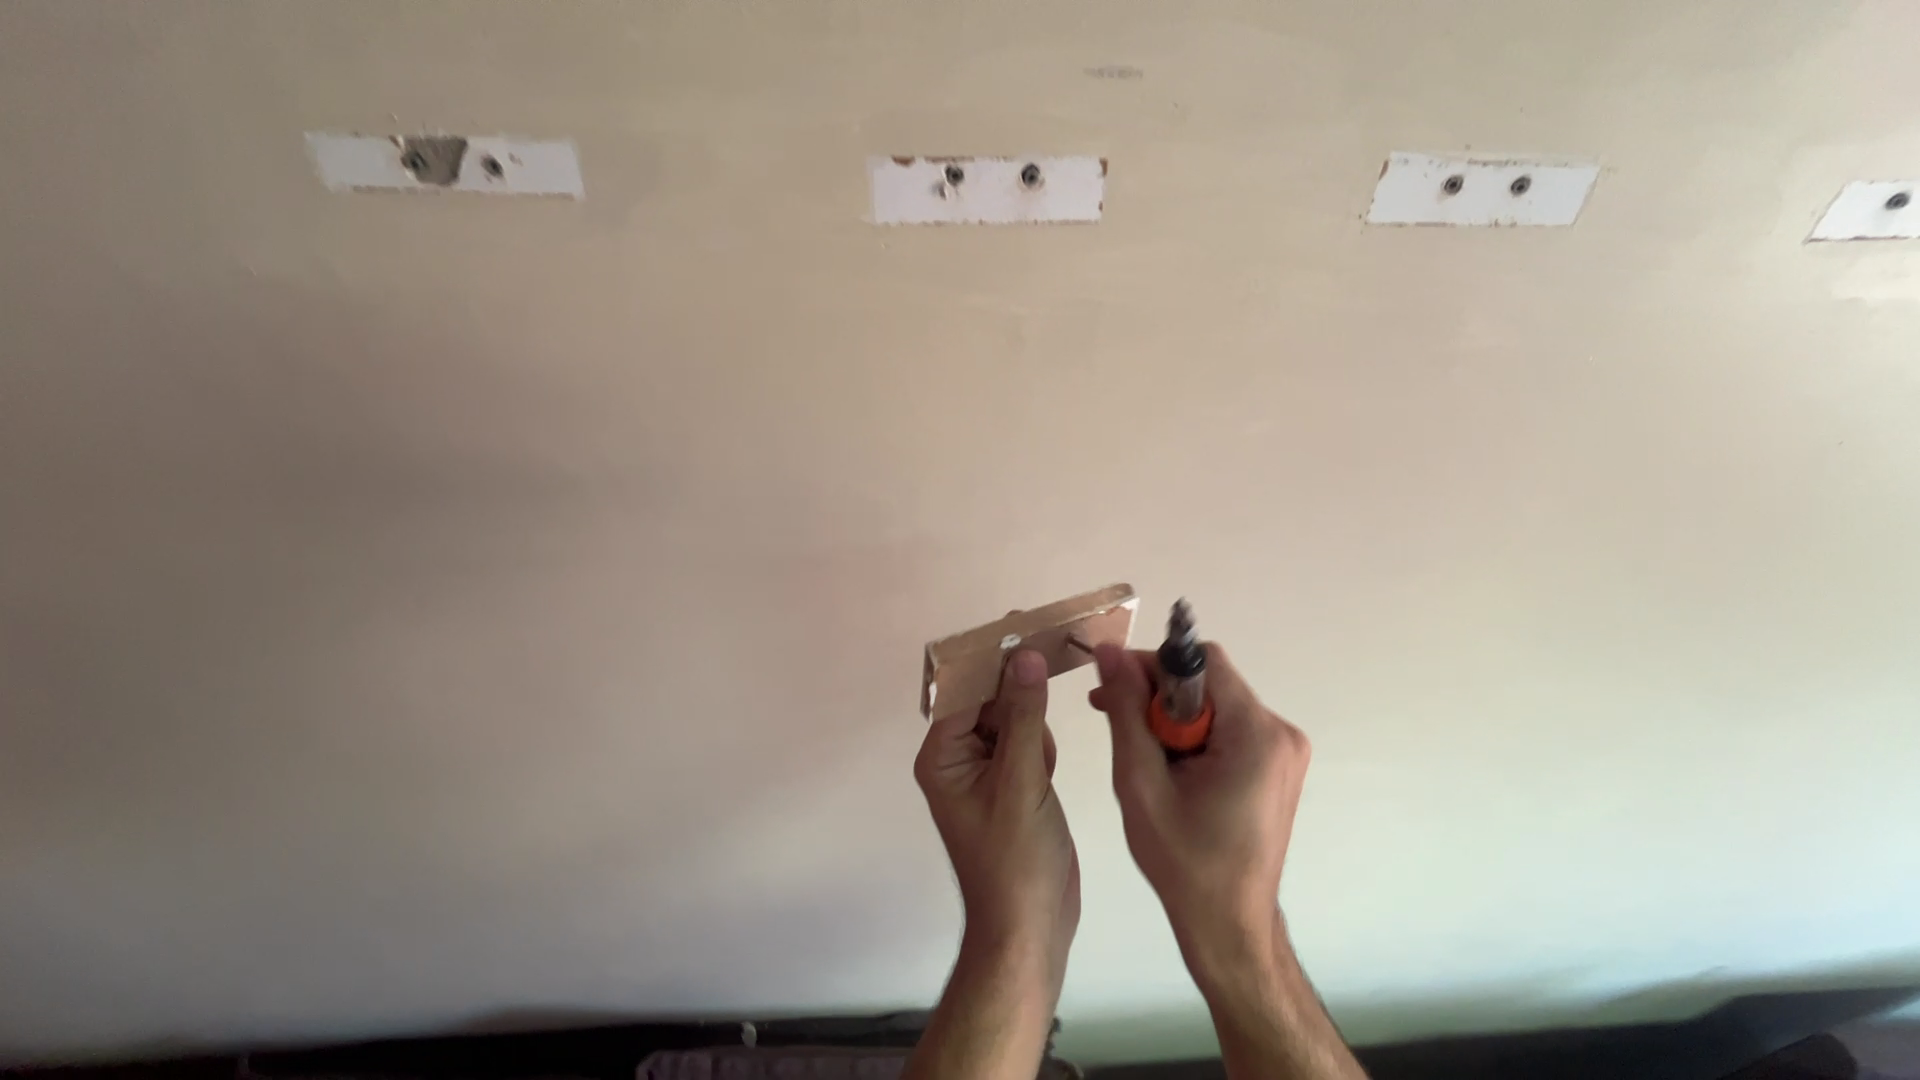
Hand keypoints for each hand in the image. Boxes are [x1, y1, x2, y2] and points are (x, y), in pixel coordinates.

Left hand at [915, 649, 1080, 983]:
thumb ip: (1023, 717)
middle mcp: (957, 757)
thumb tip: (1024, 657)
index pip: (963, 690)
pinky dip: (1040, 743)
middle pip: (987, 700)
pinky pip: (1024, 742)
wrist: (1031, 927)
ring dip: (1031, 719)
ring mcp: (984, 771)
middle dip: (1017, 683)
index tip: (1021, 622)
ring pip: (1010, 718)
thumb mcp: (1020, 782)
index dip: (991, 656)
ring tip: (1046, 736)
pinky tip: (1050, 765)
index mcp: (942, 756)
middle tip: (1052, 646)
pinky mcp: (1010, 783)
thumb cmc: (1015, 860)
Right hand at [1088, 642, 1309, 966]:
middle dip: (1157, 697)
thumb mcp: (1139, 782)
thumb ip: (1126, 710)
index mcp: (1256, 734)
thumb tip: (1109, 651)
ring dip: (1171, 719)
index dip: (1152, 666)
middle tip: (1116, 723)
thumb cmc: (1182, 861)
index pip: (1201, 661)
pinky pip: (1228, 726)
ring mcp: (1285, 749)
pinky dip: (1193, 736)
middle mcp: (1281, 732)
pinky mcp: (1277, 764)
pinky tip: (1167, 766)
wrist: (1228, 925)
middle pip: (1208, 682)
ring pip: (1214, 703)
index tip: (1115, 692)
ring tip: (1140, 756)